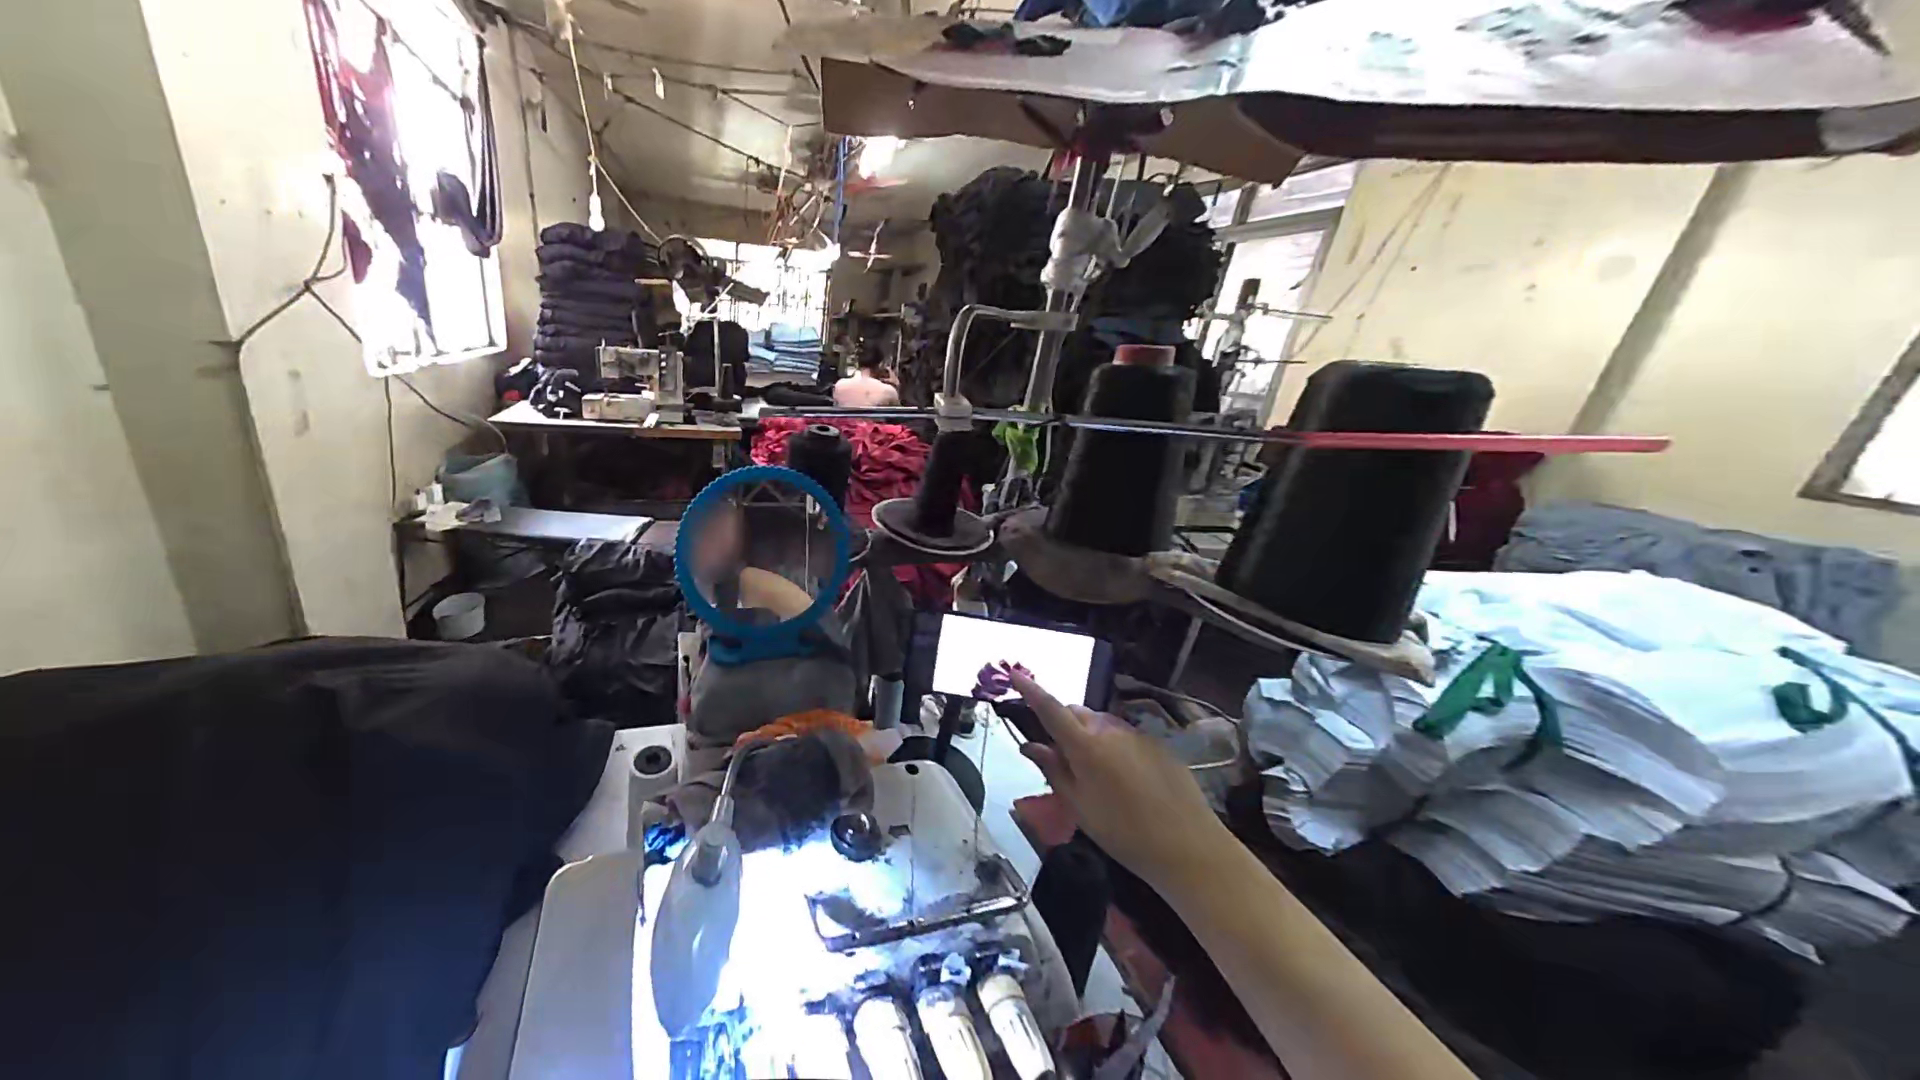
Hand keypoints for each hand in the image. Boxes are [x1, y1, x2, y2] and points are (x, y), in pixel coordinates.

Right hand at [1006, 666, 1233, 895]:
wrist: (1186, 844)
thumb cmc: (1122, 832)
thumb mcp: (1078, 806)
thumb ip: (1053, 770)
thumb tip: (1030, 745)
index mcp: (1084, 745)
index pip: (1050, 708)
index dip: (1031, 690)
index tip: (1015, 674)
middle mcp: (1109, 729)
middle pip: (1077, 713)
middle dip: (1063, 724)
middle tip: (1061, 756)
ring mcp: (1135, 734)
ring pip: (1101, 724)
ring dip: (1089, 736)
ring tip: (1095, 773)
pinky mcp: (1156, 743)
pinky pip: (1124, 736)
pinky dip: (1114, 746)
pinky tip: (1125, 779)